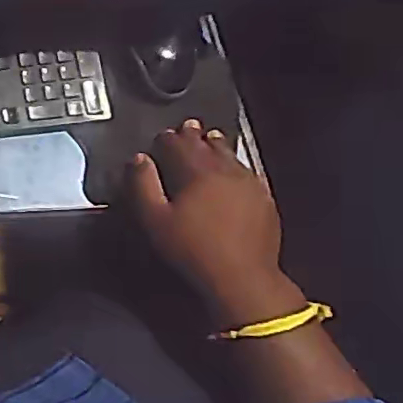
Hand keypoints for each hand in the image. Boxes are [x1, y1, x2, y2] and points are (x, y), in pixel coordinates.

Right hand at [129, 120, 304, 325]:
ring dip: (217, 146)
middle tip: (187, 126)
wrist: (242, 276)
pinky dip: (237, 164)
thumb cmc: (191, 248)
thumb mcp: (154, 218)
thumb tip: (138, 159)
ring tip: (211, 138)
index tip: (161, 135)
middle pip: (208, 146)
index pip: (180, 146)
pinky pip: (248, 172)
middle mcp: (226, 172)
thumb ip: (143, 185)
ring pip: (231, 156)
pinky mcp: (264, 200)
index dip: (168, 139)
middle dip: (194, 136)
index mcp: (198, 173)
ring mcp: (250, 185)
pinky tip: (235, 167)